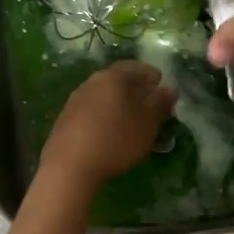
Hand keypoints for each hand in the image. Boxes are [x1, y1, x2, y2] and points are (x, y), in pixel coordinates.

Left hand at [39, 61, 176, 186]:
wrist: (69, 166)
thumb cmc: (116, 139)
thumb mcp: (147, 124)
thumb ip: (160, 104)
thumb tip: (169, 89)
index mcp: (112, 78)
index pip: (134, 67)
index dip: (150, 74)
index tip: (160, 84)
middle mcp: (91, 83)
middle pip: (116, 80)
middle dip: (133, 89)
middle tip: (147, 102)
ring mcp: (74, 101)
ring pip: (102, 96)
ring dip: (116, 103)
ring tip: (129, 119)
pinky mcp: (64, 120)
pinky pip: (89, 111)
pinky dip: (102, 116)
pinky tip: (107, 132)